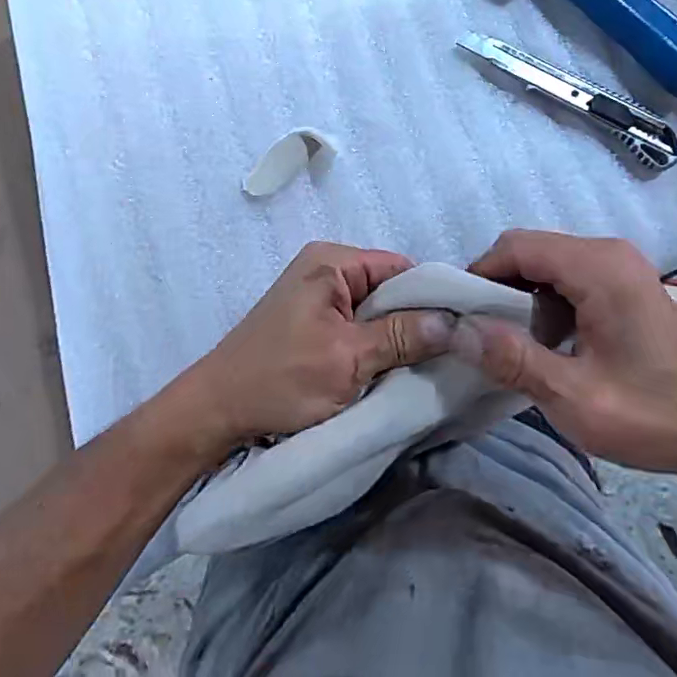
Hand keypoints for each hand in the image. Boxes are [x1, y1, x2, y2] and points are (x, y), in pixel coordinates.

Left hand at [178, 242, 449, 449]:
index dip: (433, 297)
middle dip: (415, 320)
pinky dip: (375, 345)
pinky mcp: (314, 320)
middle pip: (391, 288)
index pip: (402, 268)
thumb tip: (457, 321)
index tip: (462, 330)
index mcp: (332, 262)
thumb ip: (403, 336)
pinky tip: (391, 366)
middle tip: (446, 353)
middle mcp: (327, 268)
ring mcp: (318, 294)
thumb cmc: (279, 381)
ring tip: (423, 363)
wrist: (214, 415)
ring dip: (396, 336)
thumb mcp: (348, 359)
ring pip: (378, 310)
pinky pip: (359, 324)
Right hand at [461, 230, 676, 477]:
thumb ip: (513, 358)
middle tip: (481, 335)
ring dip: (522, 296)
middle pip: (532, 250)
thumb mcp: (574, 396)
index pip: (518, 247)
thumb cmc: (651, 416)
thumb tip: (458, 330)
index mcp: (600, 268)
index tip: (459, 315)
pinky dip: (547, 301)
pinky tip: (546, 341)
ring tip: (510, 343)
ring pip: (549, 263)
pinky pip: (571, 276)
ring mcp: (622, 265)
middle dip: (498, 286)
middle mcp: (610, 253)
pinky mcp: (628, 283)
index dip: (480, 273)